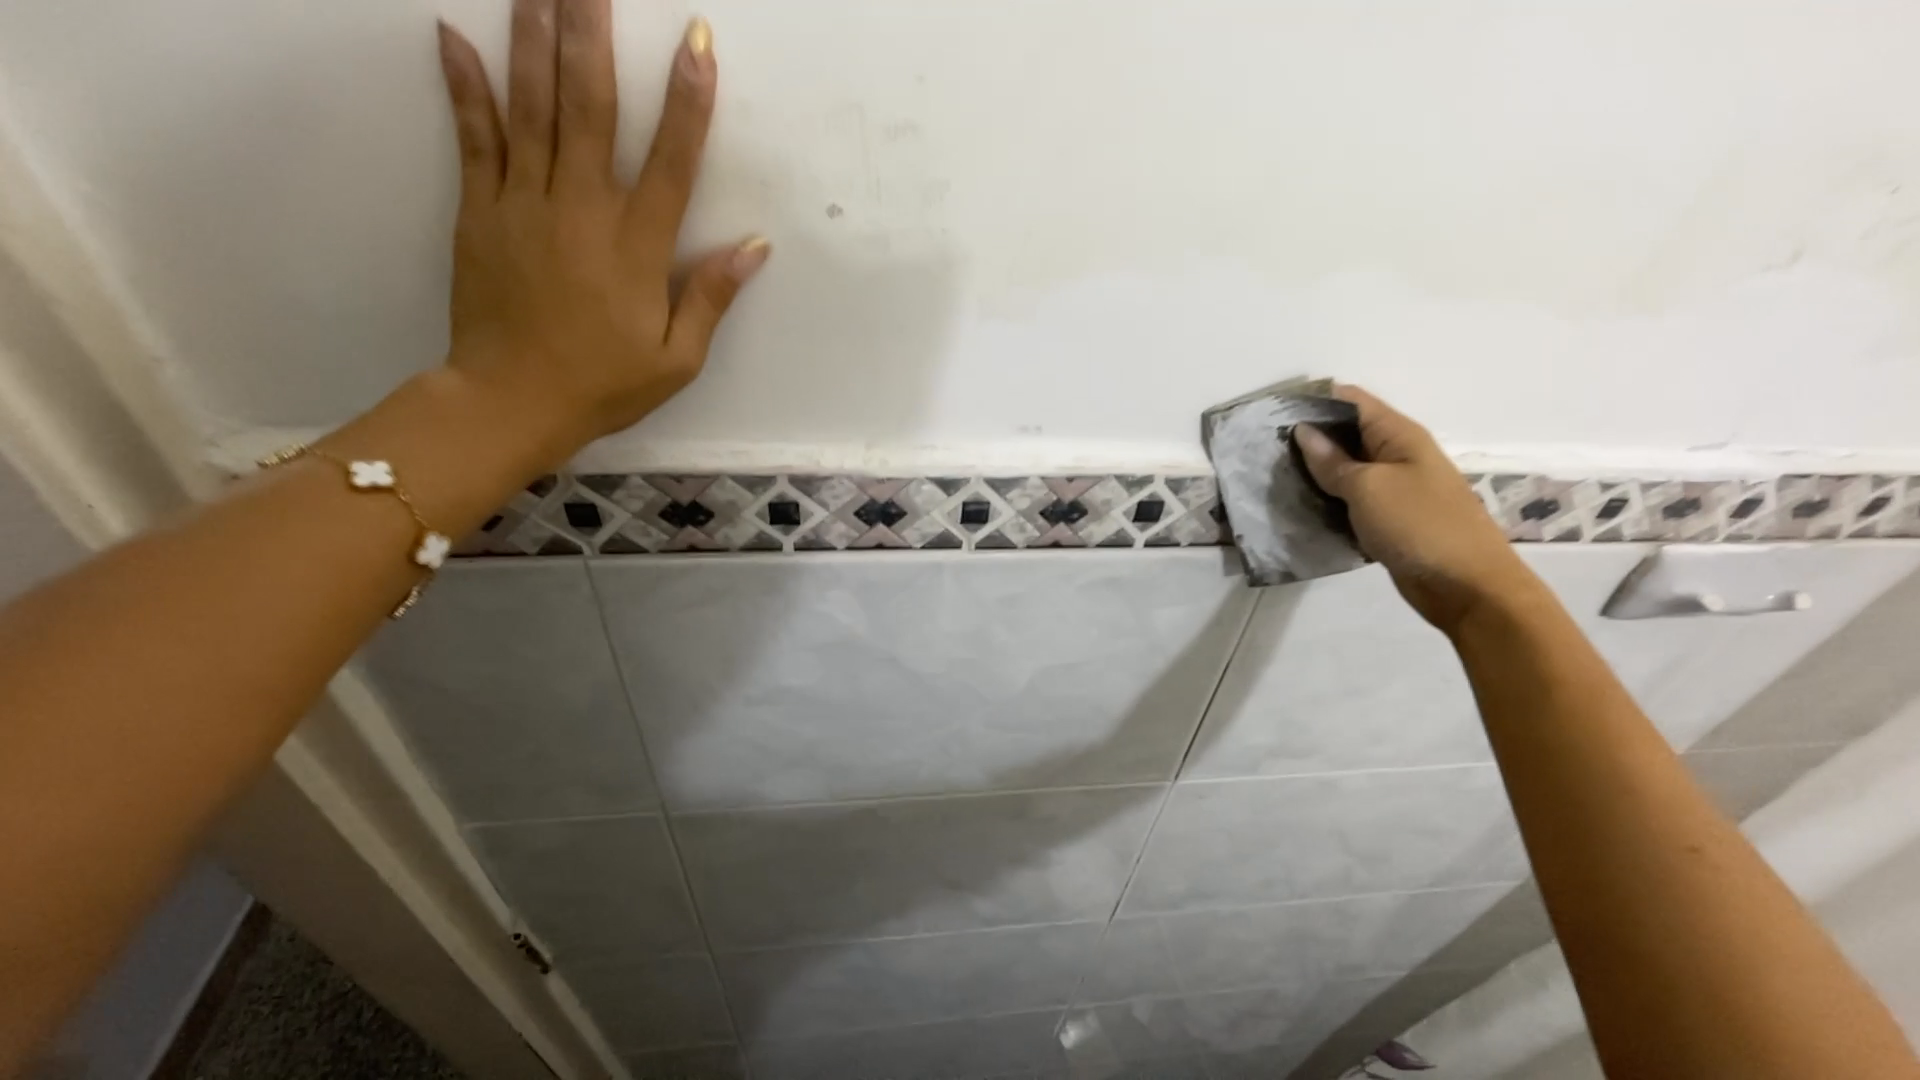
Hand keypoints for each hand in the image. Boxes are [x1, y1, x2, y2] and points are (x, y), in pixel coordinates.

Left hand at [433, 0, 766, 464]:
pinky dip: (466, 87)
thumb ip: (711, 297)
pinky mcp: (480, 212)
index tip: (697, 41)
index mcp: (637, 246)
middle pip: (591, 107)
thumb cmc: (604, 384)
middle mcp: (582, 210)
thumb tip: (754, 246)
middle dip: (594, 35)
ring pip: (534, 107)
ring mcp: (526, 204)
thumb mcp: (677, 358)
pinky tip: (455, 36)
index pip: (672, 160)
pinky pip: (475, 139)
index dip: (688, 100)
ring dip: (537, 39)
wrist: (511, 402)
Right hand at [1294, 386, 1541, 632]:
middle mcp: (1397, 454)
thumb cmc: (1419, 526)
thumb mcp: (1368, 488)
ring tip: (1273, 478)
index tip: (1271, 414)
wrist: (1466, 586)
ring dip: (1314, 473)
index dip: (1312, 401)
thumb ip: (1332, 461)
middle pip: (1345, 433)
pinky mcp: (1388, 517)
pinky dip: (1327, 502)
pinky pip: (1350, 500)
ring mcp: (1393, 487)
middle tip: (1264, 451)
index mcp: (1398, 434)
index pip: (1349, 399)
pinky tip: (1298, 508)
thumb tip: (1304, 432)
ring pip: (1345, 469)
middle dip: (1307, 438)